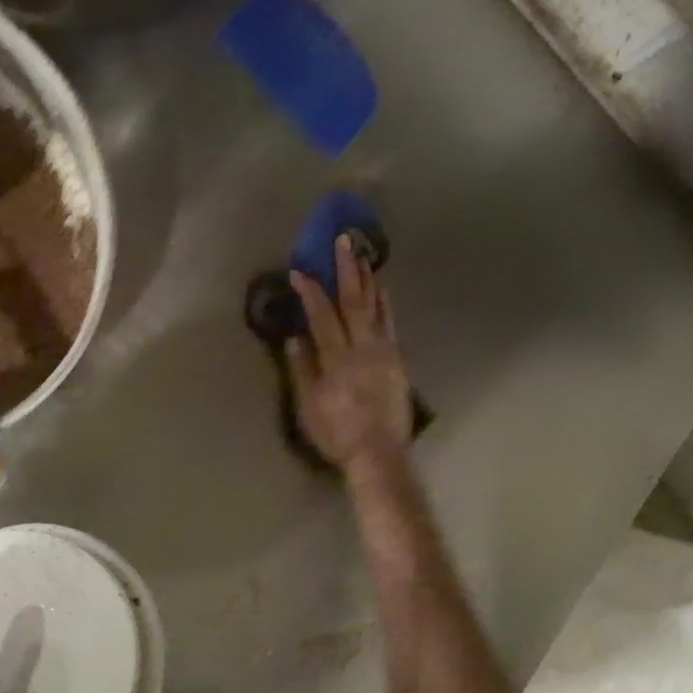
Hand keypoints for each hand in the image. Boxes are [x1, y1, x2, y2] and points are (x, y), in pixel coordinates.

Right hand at [287, 235, 413, 473]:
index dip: (310, 291)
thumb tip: (295, 337)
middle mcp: (361, 347)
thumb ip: (302, 369)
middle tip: (343, 240)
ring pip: (375, 307)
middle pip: (352, 301)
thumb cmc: (337, 433)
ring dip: (368, 279)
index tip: (300, 269)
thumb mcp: (308, 406)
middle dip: (346, 269)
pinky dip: (385, 304)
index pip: (321, 316)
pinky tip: (382, 290)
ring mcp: (383, 352)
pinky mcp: (397, 360)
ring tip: (363, 255)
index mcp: (335, 358)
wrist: (379, 452)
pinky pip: (390, 324)